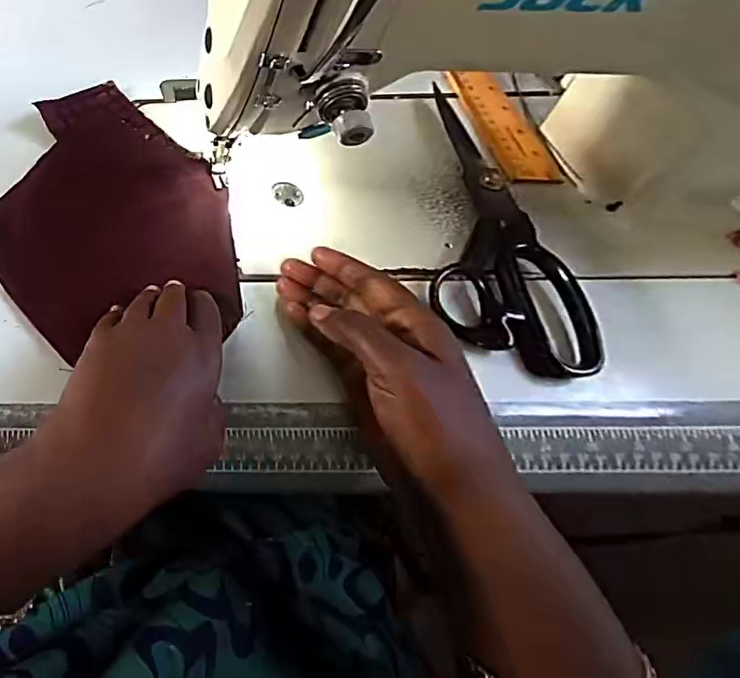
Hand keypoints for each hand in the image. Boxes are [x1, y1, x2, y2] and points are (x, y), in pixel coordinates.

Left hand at [30, 282, 225, 531]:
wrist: (98, 455)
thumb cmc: (152, 456)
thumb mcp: (206, 443)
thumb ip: (212, 413)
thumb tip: (208, 407)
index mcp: (201, 355)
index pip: (209, 314)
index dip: (206, 306)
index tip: (204, 304)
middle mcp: (167, 334)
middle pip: (175, 298)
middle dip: (177, 296)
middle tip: (178, 295)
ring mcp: (129, 332)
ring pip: (143, 300)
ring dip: (149, 299)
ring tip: (151, 299)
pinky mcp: (98, 338)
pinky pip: (112, 315)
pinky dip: (118, 314)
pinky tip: (119, 317)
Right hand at [277, 247, 517, 503]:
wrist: (452, 486)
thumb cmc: (444, 429)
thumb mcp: (401, 369)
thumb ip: (360, 333)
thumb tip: (323, 310)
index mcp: (418, 329)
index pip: (375, 285)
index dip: (344, 267)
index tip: (317, 254)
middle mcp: (399, 342)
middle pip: (354, 300)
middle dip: (321, 281)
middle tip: (291, 268)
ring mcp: (382, 365)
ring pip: (339, 323)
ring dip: (312, 304)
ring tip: (287, 288)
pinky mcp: (366, 388)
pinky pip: (333, 349)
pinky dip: (313, 332)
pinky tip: (299, 321)